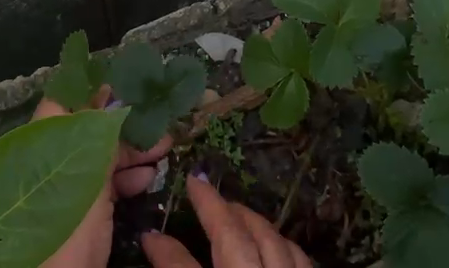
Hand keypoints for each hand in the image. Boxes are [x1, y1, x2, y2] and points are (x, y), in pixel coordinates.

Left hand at [38, 87, 171, 267]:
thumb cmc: (68, 224)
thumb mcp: (90, 174)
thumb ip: (102, 134)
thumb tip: (113, 94)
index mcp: (42, 139)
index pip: (65, 98)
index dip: (94, 88)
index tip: (128, 82)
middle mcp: (47, 159)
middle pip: (87, 129)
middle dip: (125, 124)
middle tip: (159, 121)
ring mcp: (61, 189)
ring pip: (98, 158)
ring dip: (131, 152)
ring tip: (164, 148)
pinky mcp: (76, 217)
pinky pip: (100, 187)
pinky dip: (123, 180)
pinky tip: (147, 178)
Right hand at [141, 173, 311, 267]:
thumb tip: (155, 243)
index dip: (164, 249)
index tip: (148, 233)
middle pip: (234, 238)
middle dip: (217, 210)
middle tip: (201, 189)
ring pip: (272, 241)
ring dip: (251, 221)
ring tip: (235, 210)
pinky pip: (300, 259)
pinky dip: (283, 245)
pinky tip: (275, 242)